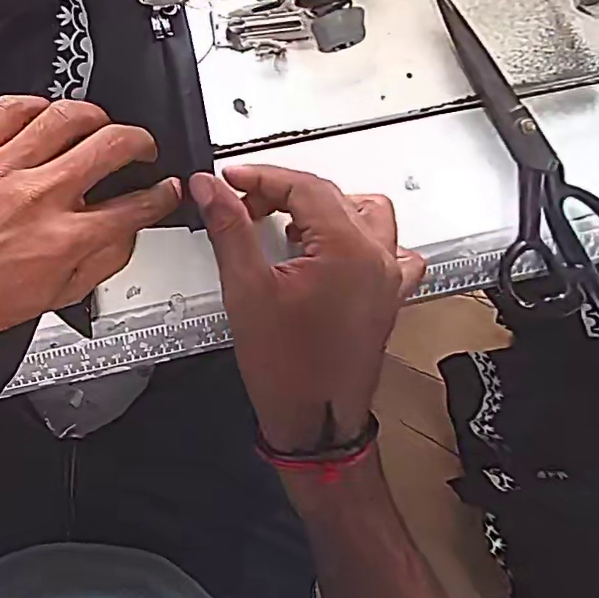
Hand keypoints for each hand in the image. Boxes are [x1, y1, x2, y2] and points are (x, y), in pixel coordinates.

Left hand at [0, 96, 180, 377]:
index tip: (164, 189)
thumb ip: (106, 260)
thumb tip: (131, 228)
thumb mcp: (59, 295)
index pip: (135, 205)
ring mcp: (4, 171)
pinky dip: (36, 105)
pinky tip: (45, 116)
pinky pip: (9, 109)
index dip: (162, 194)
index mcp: (65, 239)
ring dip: (98, 116)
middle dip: (142, 142)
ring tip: (102, 126)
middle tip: (142, 148)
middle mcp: (39, 198)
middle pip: (112, 146)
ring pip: (66, 117)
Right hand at [191, 165, 424, 450]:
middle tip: (243, 204)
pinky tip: (329, 248)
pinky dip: (358, 236)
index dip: (261, 176)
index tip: (231, 180)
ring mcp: (387, 277)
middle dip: (282, 191)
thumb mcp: (246, 287)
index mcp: (348, 249)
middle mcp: (378, 258)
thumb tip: (211, 189)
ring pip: (365, 212)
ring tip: (284, 222)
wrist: (315, 421)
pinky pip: (388, 247)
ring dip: (324, 207)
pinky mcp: (387, 295)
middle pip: (331, 194)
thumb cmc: (289, 368)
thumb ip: (229, 227)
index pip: (305, 185)